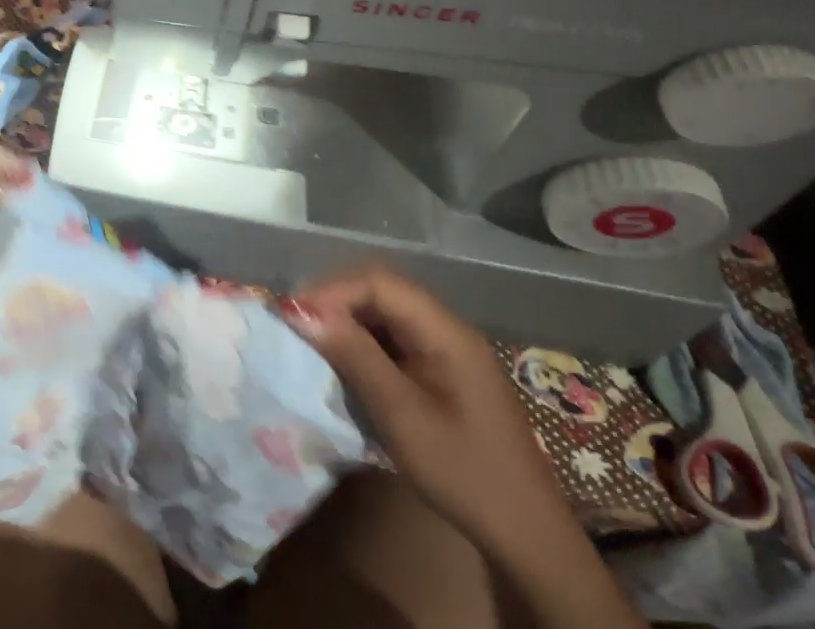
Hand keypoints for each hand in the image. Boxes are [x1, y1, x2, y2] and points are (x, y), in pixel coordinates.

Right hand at [285, 267, 571, 551]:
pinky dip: (361, 348)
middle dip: (334, 305)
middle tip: (295, 331)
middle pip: (382, 294)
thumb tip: (299, 310)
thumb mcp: (399, 412)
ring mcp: (447, 355)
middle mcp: (448, 333)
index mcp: (446, 334)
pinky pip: (394, 344)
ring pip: (385, 318)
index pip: (379, 284)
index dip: (330, 292)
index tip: (291, 319)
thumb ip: (352, 355)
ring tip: (310, 349)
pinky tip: (342, 371)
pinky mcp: (442, 376)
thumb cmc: (461, 470)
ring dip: (345, 327)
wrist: (522, 530)